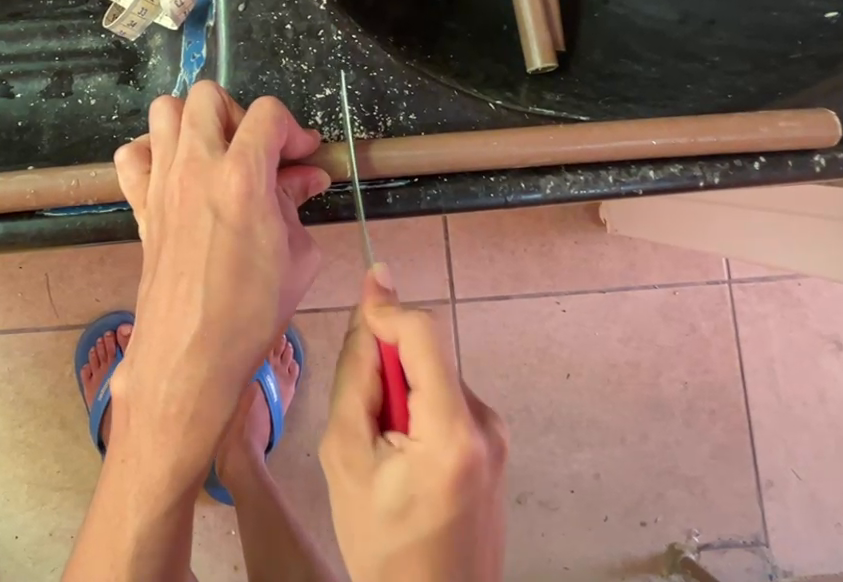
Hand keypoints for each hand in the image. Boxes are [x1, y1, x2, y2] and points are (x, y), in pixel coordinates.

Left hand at [108, 81, 330, 463]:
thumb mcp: (298, 256)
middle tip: (257, 153)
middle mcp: (196, 165)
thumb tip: (305, 177)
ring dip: (195, 122)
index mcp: (241, 176)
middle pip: (209, 95)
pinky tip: (175, 174)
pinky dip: (151, 151)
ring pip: (165, 110)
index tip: (303, 157)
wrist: (191, 354)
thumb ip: (296, 204)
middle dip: (240, 114)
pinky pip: (131, 154)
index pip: (269, 113)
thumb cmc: (253, 311)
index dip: (293, 129)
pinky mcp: (140, 202)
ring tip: (217, 155)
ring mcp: (161, 181)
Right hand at [321, 269, 507, 581]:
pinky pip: (444, 400)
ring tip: (379, 448)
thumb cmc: (380, 542)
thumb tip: (374, 299)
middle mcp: (487, 424)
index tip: (358, 302)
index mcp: (453, 431)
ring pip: (431, 376)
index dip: (386, 310)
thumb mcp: (345, 455)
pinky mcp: (495, 446)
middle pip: (425, 354)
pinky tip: (402, 458)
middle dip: (384, 366)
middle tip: (358, 417)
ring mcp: (498, 436)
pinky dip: (416, 412)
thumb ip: (356, 376)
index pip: (424, 332)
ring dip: (398, 392)